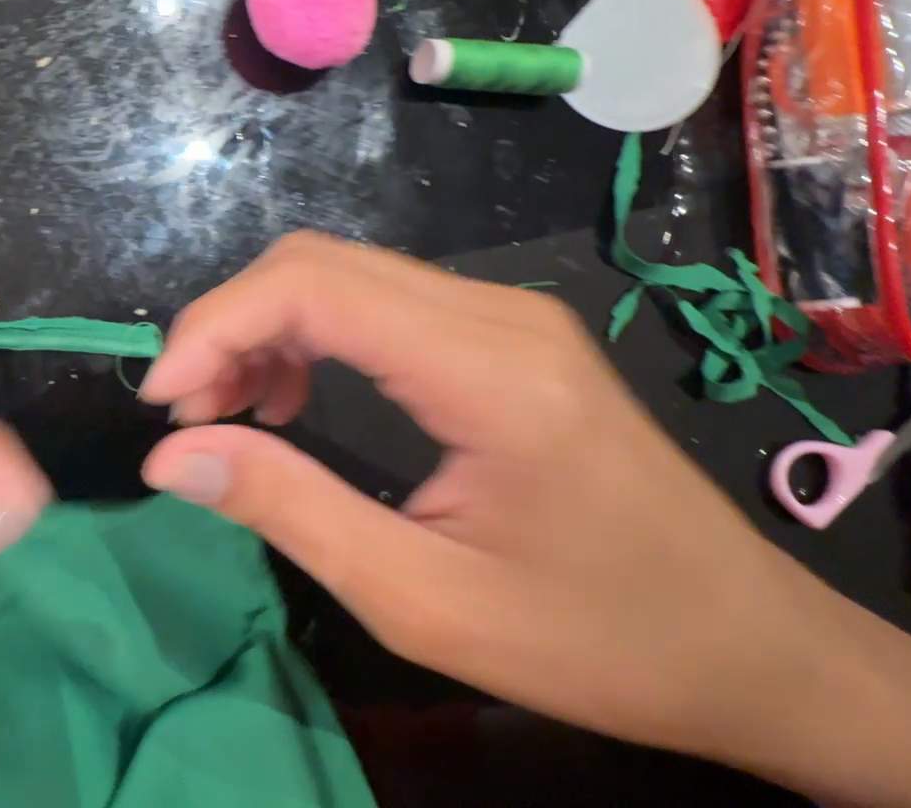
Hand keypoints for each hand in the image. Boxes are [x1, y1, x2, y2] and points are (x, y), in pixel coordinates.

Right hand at [136, 233, 910, 805]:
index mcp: (487, 373)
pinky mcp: (494, 333)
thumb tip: (167, 458)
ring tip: (223, 409)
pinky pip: (368, 299)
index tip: (162, 403)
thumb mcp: (419, 600)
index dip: (212, 326)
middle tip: (186, 413)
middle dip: (225, 324)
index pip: (311, 288)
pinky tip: (285, 398)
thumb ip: (288, 511)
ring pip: (334, 273)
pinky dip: (300, 335)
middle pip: (313, 263)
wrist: (748, 647)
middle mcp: (493, 315)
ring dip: (257, 328)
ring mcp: (499, 316)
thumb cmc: (591, 639)